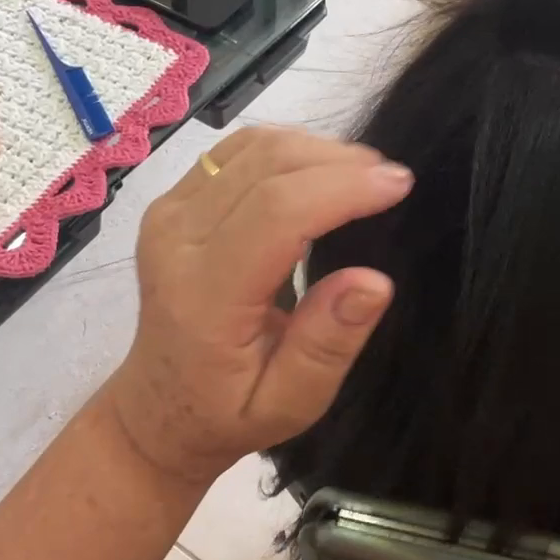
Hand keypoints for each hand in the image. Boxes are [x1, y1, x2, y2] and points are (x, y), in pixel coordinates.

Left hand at [107, 127, 411, 483]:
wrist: (159, 405)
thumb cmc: (228, 412)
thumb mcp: (289, 404)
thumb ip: (327, 345)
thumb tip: (374, 281)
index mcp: (204, 295)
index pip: (276, 212)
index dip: (342, 187)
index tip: (400, 185)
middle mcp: (176, 239)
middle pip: (266, 165)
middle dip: (340, 161)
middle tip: (393, 181)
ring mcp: (169, 212)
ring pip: (253, 147)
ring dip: (317, 149)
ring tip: (364, 178)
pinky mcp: (174, 201)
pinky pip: (237, 152)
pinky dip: (288, 150)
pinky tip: (320, 174)